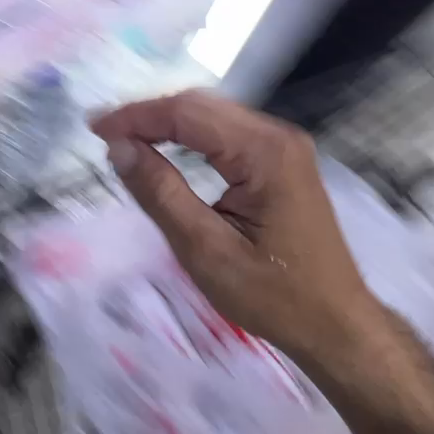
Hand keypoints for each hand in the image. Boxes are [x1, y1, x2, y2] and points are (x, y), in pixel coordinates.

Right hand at [90, 90, 380, 364]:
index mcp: (264, 152)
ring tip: (123, 137)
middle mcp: (277, 135)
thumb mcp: (206, 251)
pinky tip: (163, 145)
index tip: (95, 129)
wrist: (339, 328)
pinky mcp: (280, 159)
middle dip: (147, 114)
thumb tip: (118, 147)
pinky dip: (187, 133)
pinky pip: (224, 131)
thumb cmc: (274, 297)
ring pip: (211, 114)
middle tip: (103, 132)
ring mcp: (282, 145)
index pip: (187, 114)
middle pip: (199, 105)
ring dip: (165, 121)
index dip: (136, 116)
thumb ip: (160, 193)